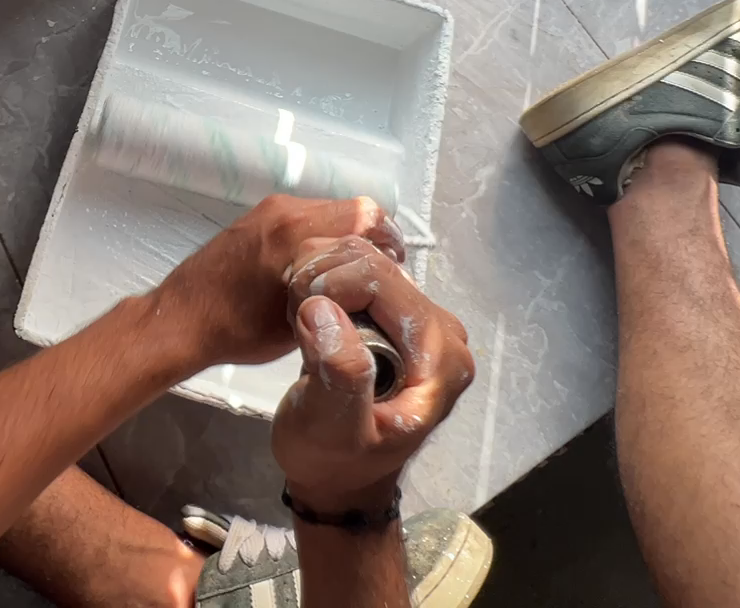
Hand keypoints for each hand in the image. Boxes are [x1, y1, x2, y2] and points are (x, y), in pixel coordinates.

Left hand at [152, 195, 403, 370]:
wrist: (182, 318)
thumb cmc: (238, 330)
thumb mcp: (299, 321)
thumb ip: (340, 295)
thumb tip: (372, 289)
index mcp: (296, 233)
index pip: (366, 216)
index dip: (389, 241)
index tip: (396, 268)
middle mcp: (284, 210)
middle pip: (350, 208)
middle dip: (370, 236)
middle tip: (380, 270)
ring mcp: (267, 209)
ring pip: (326, 210)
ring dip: (343, 234)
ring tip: (350, 271)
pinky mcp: (256, 216)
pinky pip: (302, 216)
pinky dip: (319, 234)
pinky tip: (318, 266)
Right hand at [272, 236, 472, 512]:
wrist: (336, 480)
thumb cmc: (333, 461)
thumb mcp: (333, 428)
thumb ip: (340, 374)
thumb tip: (323, 307)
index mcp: (441, 355)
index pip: (379, 279)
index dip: (330, 289)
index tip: (301, 325)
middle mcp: (441, 331)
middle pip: (370, 262)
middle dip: (320, 282)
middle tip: (298, 327)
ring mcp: (419, 321)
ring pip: (358, 258)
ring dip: (317, 281)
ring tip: (303, 326)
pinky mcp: (394, 316)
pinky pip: (354, 270)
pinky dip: (321, 283)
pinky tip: (311, 319)